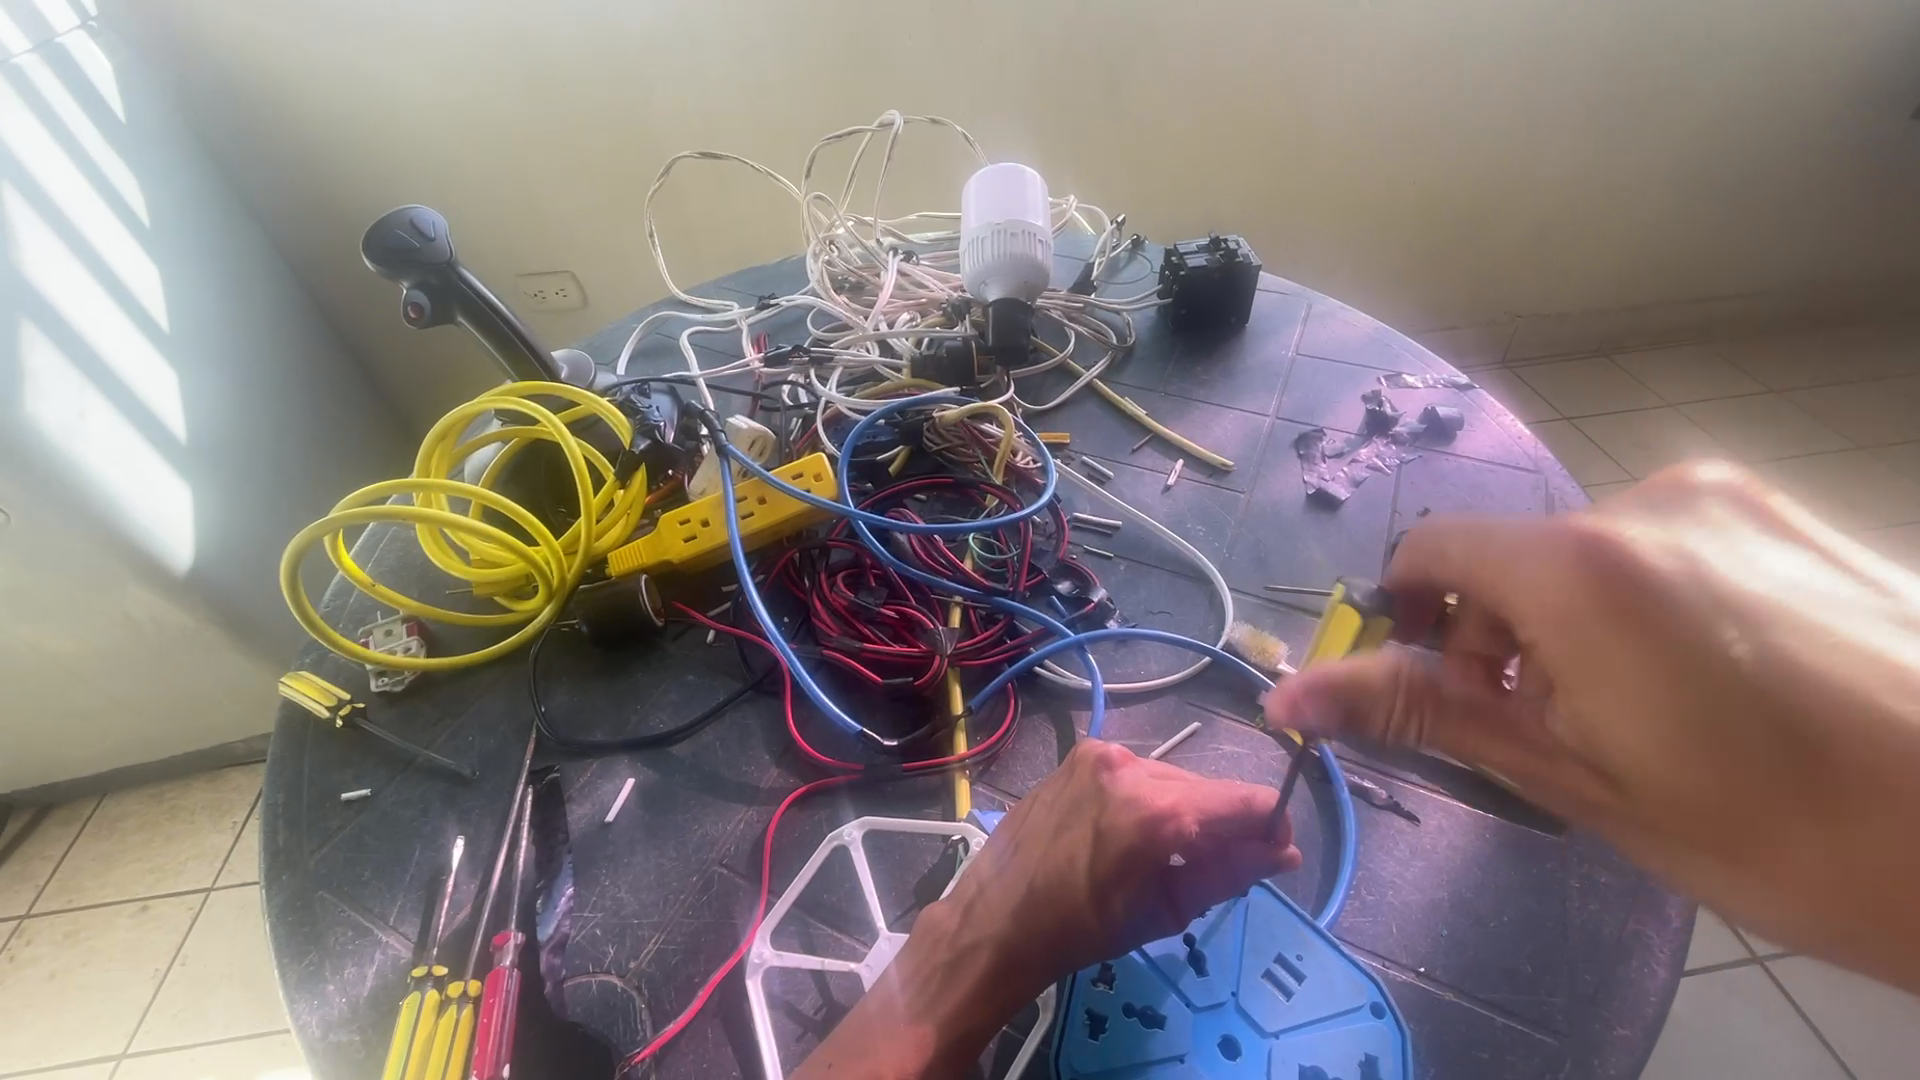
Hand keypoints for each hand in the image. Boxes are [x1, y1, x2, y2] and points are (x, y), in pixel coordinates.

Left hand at [789, 739, 1300, 1079]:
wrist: (999, 915)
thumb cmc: (1082, 927)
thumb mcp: (1165, 911)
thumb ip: (1229, 873)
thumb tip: (1282, 851)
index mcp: (1157, 810)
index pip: (1241, 800)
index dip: (1268, 824)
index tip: (1276, 850)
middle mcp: (1131, 766)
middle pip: (1205, 788)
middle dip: (1221, 824)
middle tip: (1207, 868)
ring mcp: (1100, 753)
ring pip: (1170, 777)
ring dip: (1182, 810)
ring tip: (1158, 855)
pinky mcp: (1079, 753)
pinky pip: (1135, 771)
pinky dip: (1146, 797)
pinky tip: (1126, 832)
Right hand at [1263, 461, 1919, 991]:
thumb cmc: (1772, 828)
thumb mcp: (1564, 774)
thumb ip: (1414, 713)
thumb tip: (1282, 699)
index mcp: (1576, 566)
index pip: (1430, 550)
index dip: (1414, 616)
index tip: (1455, 690)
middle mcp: (1641, 503)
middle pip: (1505, 557)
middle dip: (1497, 634)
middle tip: (1554, 726)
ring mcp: (1724, 499)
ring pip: (1579, 553)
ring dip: (1567, 621)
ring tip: (1642, 710)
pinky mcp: (1784, 512)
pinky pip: (1654, 542)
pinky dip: (1636, 599)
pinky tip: (1711, 676)